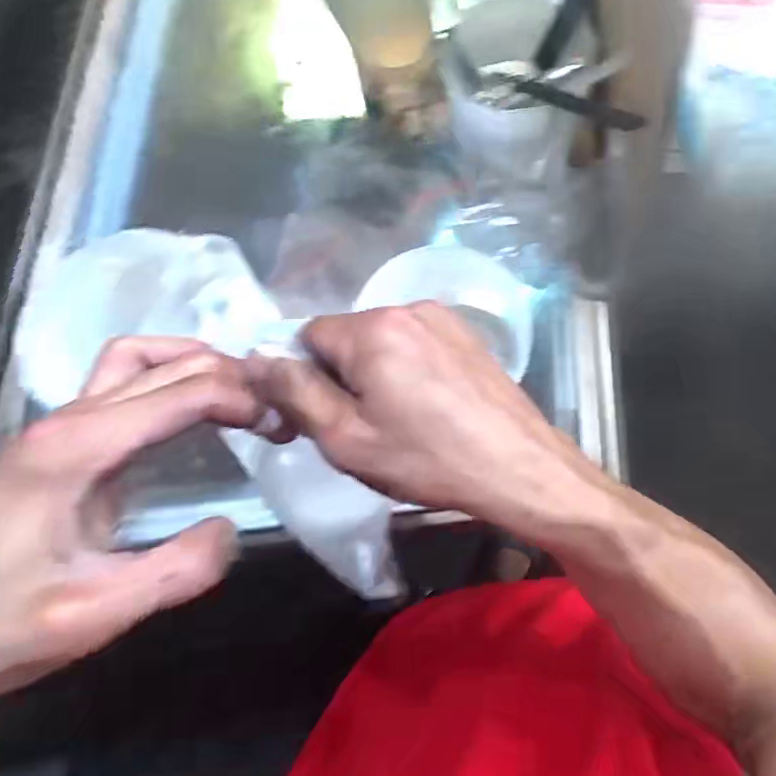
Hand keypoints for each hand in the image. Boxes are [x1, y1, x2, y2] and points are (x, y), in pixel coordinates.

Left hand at [0, 337, 268, 711]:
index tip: (279, 425)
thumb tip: (231, 527)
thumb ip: (174, 572)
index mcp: (75, 448)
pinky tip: (192, 413)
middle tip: (274, 409)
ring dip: (193, 363)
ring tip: (240, 394)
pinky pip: (122, 387)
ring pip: (135, 359)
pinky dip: (168, 381)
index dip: (240, 397)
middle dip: (228, 374)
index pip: (180, 390)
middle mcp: (66, 422)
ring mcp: (56, 430)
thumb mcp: (91, 617)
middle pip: (163, 362)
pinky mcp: (57, 448)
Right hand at [244, 304, 603, 532]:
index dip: (306, 378)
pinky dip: (410, 369)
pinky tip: (432, 408)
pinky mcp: (468, 334)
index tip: (326, 418)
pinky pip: (417, 343)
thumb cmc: (427, 459)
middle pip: (347, 336)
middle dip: (343, 375)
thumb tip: (258, 357)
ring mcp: (444, 318)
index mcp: (374, 327)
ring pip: (383, 341)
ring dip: (378, 373)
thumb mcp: (346, 438)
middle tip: (366, 427)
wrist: (518, 467)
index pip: (307, 336)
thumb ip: (295, 392)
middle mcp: (408, 307)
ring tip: (403, 421)